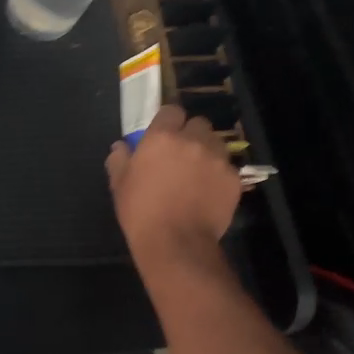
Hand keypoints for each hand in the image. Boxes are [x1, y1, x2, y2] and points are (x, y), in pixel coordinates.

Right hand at [105, 104, 241, 265]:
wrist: (176, 243)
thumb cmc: (140, 211)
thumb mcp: (119, 184)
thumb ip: (119, 159)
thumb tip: (120, 146)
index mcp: (162, 137)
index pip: (172, 111)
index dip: (168, 121)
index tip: (162, 135)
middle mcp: (193, 141)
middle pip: (198, 123)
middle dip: (190, 134)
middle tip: (181, 154)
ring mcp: (217, 160)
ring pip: (216, 144)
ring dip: (207, 151)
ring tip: (197, 172)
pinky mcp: (234, 179)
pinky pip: (227, 168)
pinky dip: (219, 175)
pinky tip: (208, 192)